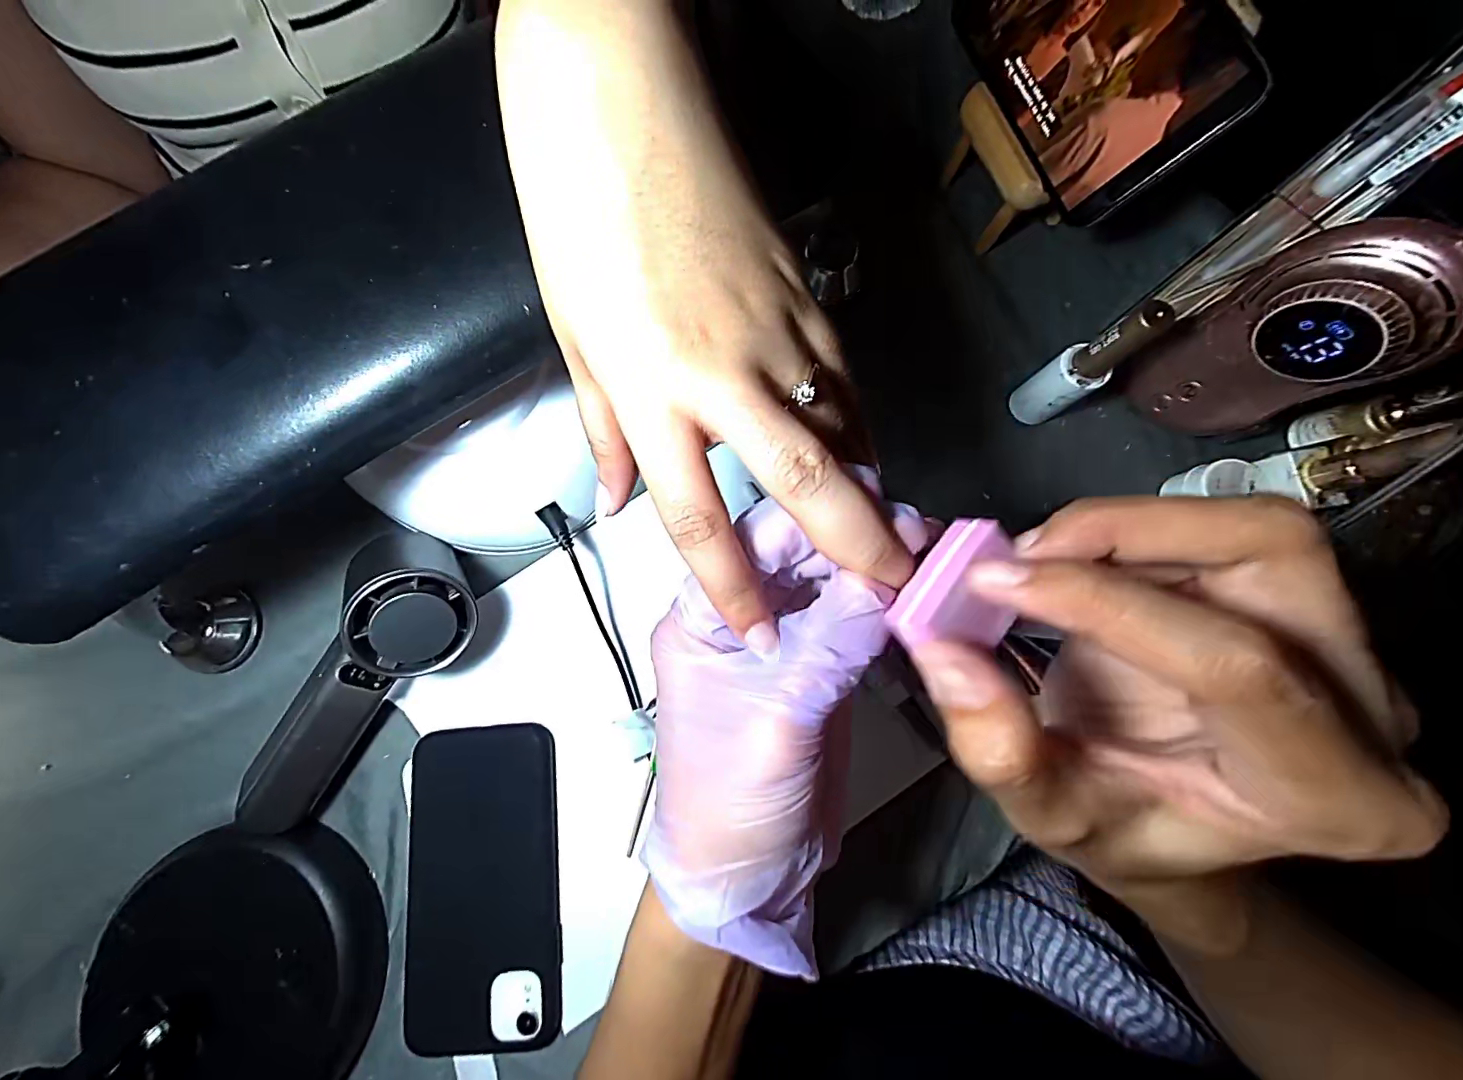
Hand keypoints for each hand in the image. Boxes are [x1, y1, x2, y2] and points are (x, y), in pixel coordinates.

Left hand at [496, 0, 913, 654]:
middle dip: (857, 545)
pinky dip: (857, 424)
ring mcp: (778, 331)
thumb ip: (604, 429)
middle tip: (891, 592)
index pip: (698, 519)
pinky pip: (843, 378)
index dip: (732, 587)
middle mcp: (724, 374)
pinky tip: (860, 449)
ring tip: (884, 534)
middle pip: (808, 479)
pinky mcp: (806, 296)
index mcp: (652, 391)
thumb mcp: (571, 337)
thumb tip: (617, 499)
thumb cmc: (578, 217)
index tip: (761, 631)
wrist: (619, 100)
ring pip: (843, 425)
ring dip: (867, 486)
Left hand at [642, 480, 929, 977]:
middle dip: (850, 534)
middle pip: (793, 552)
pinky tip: (913, 591)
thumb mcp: (776, 720)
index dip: (810, 518)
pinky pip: (849, 617)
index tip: (872, 503)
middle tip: (913, 527)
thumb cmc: (730, 806)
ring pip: (826, 580)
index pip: (752, 543)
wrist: (747, 878)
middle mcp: (737, 617)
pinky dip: (881, 602)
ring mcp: (781, 638)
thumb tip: (884, 581)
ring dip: (872, 564)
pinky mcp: (816, 664)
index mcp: (702, 617)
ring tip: (923, 551)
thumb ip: (828, 647)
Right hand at [905, 497, 1445, 948]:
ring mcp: (1350, 644)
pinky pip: (1223, 530)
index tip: (992, 580)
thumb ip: (998, 747)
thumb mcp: (1049, 814)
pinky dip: (1131, 529)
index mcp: (1330, 795)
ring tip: (1043, 556)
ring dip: (1127, 525)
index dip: (1102, 604)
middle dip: (1128, 533)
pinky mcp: (1308, 601)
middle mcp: (1372, 707)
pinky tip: (1075, 560)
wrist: (1178, 822)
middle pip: (1271, 554)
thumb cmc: (1125, 831)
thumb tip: (939, 646)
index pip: (1234, 665)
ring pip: (1252, 527)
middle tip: (1025, 552)